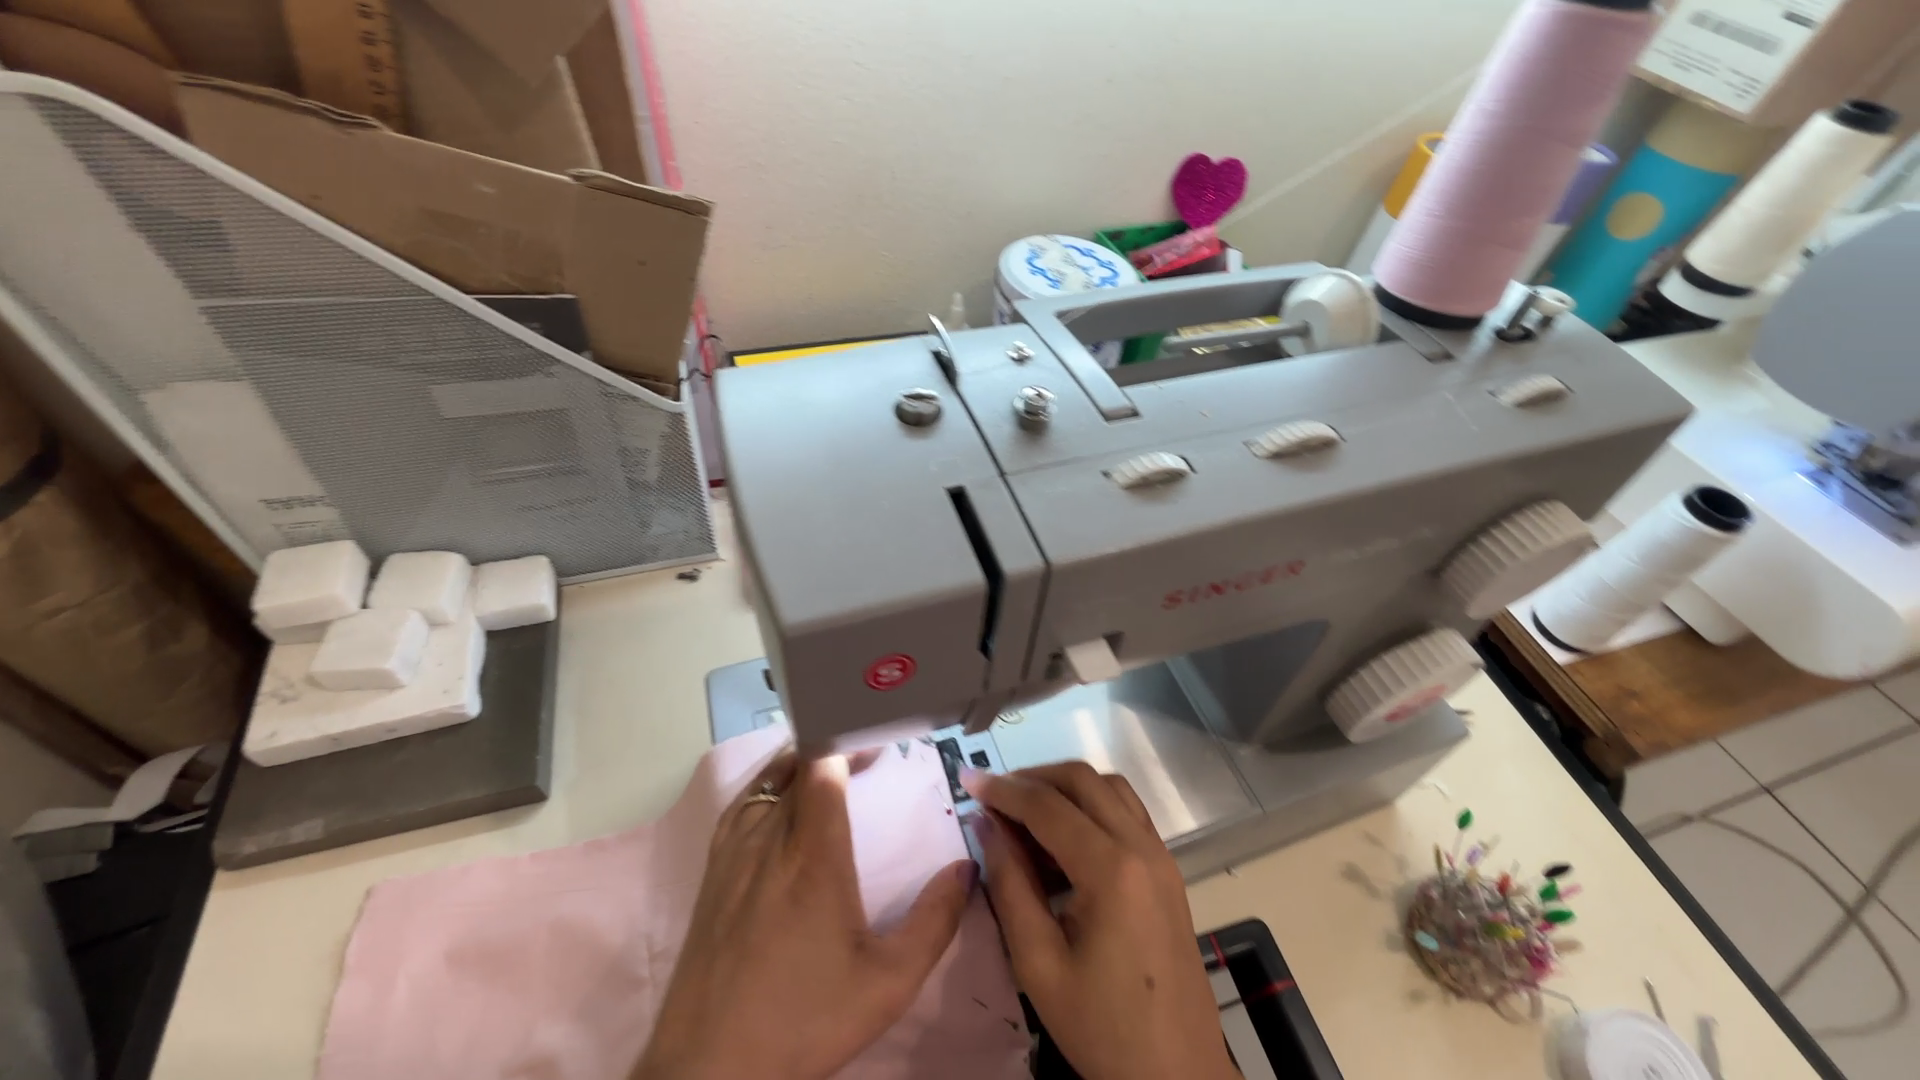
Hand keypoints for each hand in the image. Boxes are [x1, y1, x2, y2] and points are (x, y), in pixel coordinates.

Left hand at [633, 750, 976, 1079]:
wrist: (709, 1066)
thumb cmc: (803, 1019)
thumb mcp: (888, 982)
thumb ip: (935, 921)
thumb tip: (967, 868)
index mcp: (812, 853)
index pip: (822, 764)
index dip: (848, 743)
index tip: (879, 746)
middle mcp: (768, 838)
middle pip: (795, 765)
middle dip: (832, 751)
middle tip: (866, 761)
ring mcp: (732, 853)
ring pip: (765, 782)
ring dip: (798, 767)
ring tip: (827, 777)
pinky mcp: (711, 875)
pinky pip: (741, 808)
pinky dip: (768, 792)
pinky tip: (781, 813)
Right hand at [964, 763, 1240, 1079]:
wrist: (1177, 1074)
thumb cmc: (1102, 1025)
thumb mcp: (1038, 963)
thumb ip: (1009, 884)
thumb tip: (986, 825)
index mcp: (1112, 869)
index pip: (1048, 806)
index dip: (1003, 790)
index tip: (966, 780)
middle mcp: (1143, 848)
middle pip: (1084, 780)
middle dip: (1034, 778)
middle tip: (993, 796)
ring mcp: (1162, 858)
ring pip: (1110, 789)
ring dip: (1065, 788)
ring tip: (1023, 814)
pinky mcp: (1168, 874)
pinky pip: (1128, 815)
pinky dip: (1091, 808)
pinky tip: (1062, 841)